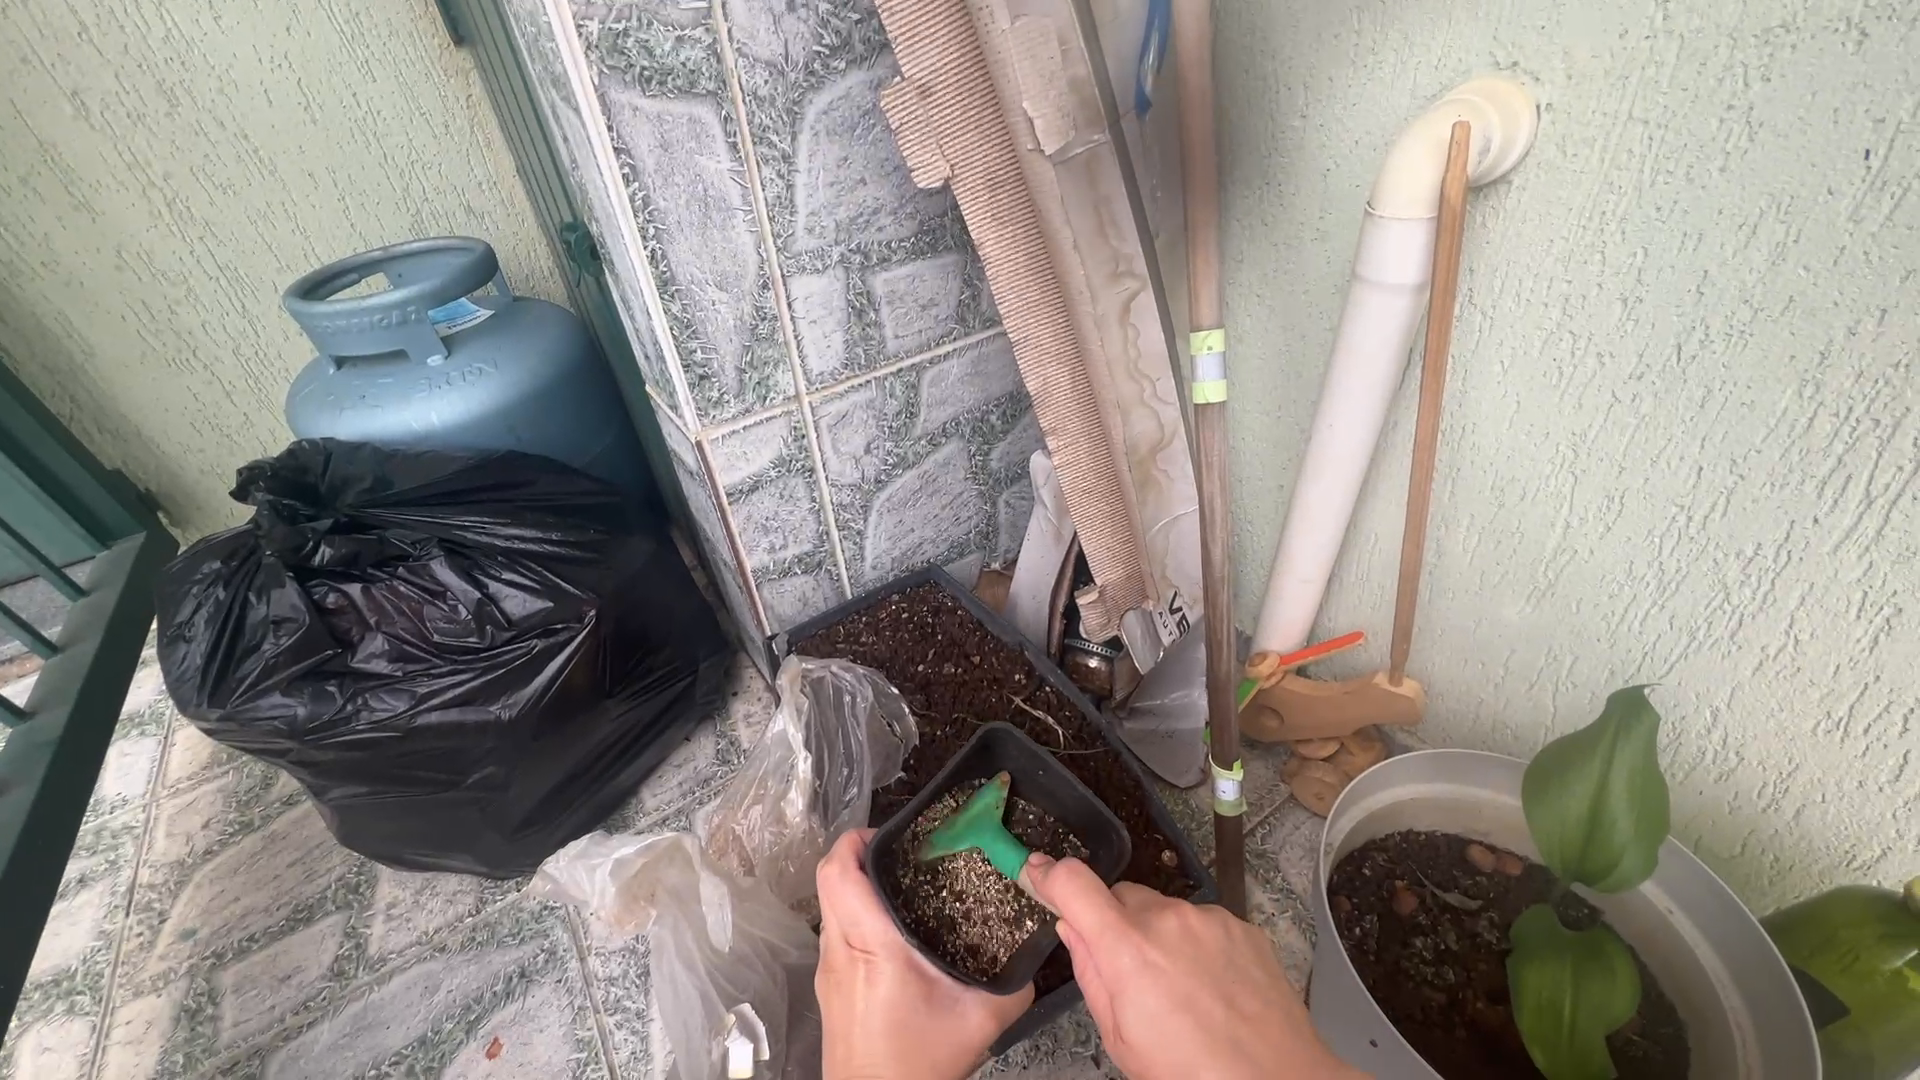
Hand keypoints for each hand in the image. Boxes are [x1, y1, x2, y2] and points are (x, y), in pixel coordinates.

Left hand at [815, 828, 1034, 1079]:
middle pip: (829, 877)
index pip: (838, 872)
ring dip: (855, 882)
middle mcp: (839, 950)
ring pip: (830, 903)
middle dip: (858, 851)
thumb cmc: (919, 1066)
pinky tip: (890, 924)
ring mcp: (829, 968)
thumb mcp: (978, 1021)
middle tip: (900, 851)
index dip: (855, 839)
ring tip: (898, 880)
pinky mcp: (828, 985)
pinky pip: (834, 927)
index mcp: (870, 946)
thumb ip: (1012, 980)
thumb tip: (1032, 942)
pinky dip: (854, 910)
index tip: (890, 833)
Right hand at [1025, 853, 1363, 1079]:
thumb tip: (1073, 927)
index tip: (1037, 869)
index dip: (1050, 873)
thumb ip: (1091, 975)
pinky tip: (1214, 988)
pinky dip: (1196, 944)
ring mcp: (1208, 918)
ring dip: (1159, 935)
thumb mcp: (1122, 1042)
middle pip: (1121, 897)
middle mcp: (1166, 918)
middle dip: (1116, 924)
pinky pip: (1201, 922)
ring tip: (1183, 991)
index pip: (1075, 883)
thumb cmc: (1191, 1077)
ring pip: (1162, 909)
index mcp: (1128, 950)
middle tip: (1131, 974)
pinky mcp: (1240, 924)